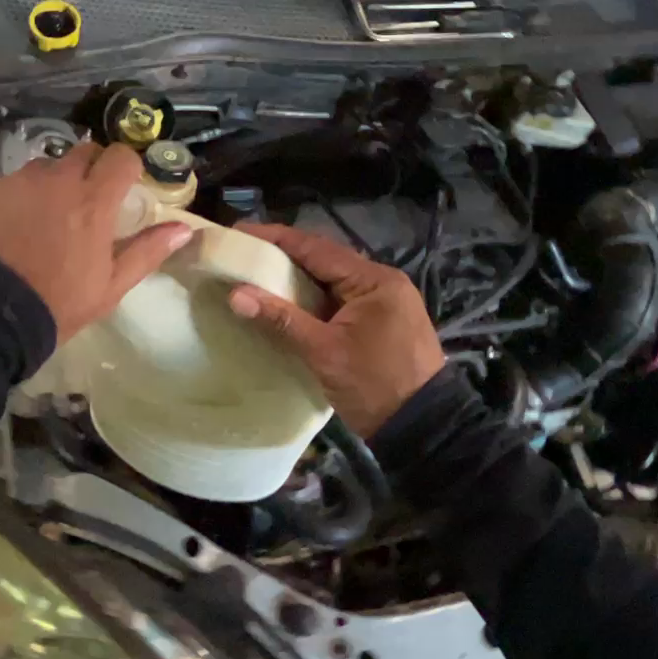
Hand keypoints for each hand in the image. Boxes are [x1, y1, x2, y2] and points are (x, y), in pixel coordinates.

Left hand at [0, 142, 191, 343]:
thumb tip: (184, 228)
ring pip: (47, 165)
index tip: (126, 186)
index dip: (127, 167)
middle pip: (84, 152)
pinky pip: (14, 182)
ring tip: (48, 214)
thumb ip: (147, 251)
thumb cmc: (57, 303)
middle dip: (93, 168)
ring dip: (56, 180)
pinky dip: (22, 195)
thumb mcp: (110, 286)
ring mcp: (19, 182)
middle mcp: (58, 180)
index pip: (121, 157)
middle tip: (90, 199)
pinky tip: (14, 225)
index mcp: (94, 201)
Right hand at [227, 222, 445, 437]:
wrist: (421, 426)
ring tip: (255, 275)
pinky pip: (338, 299)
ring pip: (331, 280)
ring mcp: (382, 302)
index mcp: (373, 280)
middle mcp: (381, 282)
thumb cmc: (374, 384)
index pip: (317, 248)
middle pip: (324, 260)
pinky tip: (284, 302)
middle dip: (283, 256)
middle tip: (242, 254)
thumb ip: (281, 318)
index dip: (276, 238)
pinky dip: (311, 298)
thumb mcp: (323, 351)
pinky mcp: (378, 322)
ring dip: (296, 278)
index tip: (241, 232)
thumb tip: (236, 295)